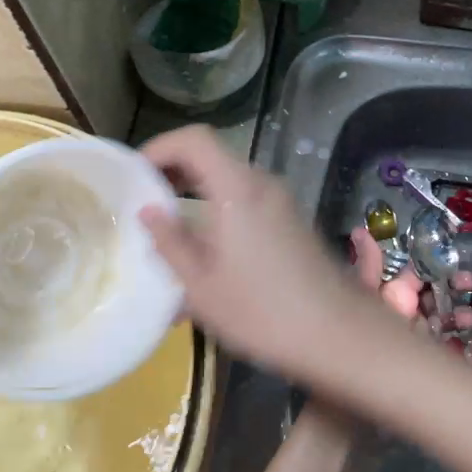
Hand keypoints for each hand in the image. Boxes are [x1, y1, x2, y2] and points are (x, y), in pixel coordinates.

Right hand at [139, 126, 374, 368]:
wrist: (338, 333)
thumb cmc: (262, 312)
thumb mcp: (201, 286)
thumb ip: (170, 243)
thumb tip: (147, 212)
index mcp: (237, 188)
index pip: (194, 139)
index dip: (159, 147)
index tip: (134, 175)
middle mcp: (262, 184)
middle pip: (213, 156)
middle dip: (174, 171)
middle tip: (143, 201)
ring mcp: (282, 201)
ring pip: (230, 180)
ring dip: (197, 192)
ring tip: (167, 227)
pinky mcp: (293, 221)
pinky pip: (247, 200)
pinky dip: (220, 208)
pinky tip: (204, 248)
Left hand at [346, 226, 471, 360]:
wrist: (352, 393)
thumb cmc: (360, 336)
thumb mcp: (363, 297)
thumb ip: (368, 267)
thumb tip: (360, 231)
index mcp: (398, 300)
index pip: (423, 278)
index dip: (439, 267)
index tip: (453, 260)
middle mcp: (415, 319)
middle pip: (442, 299)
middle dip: (456, 289)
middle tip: (467, 282)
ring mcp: (428, 344)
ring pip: (453, 327)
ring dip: (464, 318)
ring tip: (466, 318)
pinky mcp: (439, 369)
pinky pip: (463, 360)